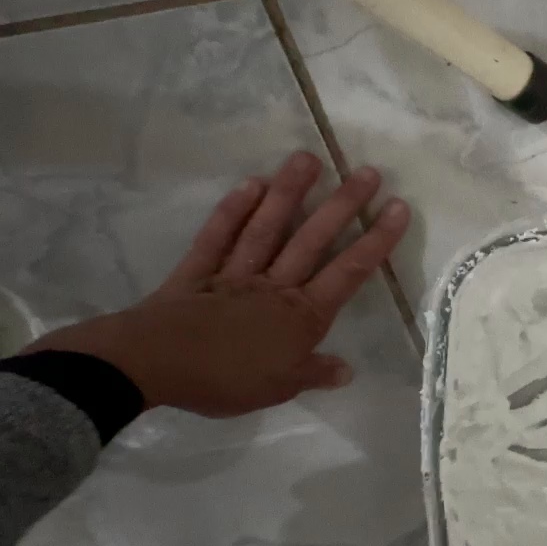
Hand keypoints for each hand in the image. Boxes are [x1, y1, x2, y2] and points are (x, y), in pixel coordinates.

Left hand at [30, 151, 411, 417]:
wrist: (149, 368)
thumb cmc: (224, 380)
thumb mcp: (281, 387)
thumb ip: (315, 373)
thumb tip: (346, 369)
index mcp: (302, 315)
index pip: (350, 272)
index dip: (377, 240)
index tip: (398, 208)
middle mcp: (276, 286)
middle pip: (314, 240)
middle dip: (343, 206)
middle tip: (366, 172)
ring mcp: (235, 275)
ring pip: (268, 229)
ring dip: (289, 193)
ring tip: (308, 159)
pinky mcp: (196, 273)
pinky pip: (217, 238)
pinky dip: (232, 211)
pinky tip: (250, 185)